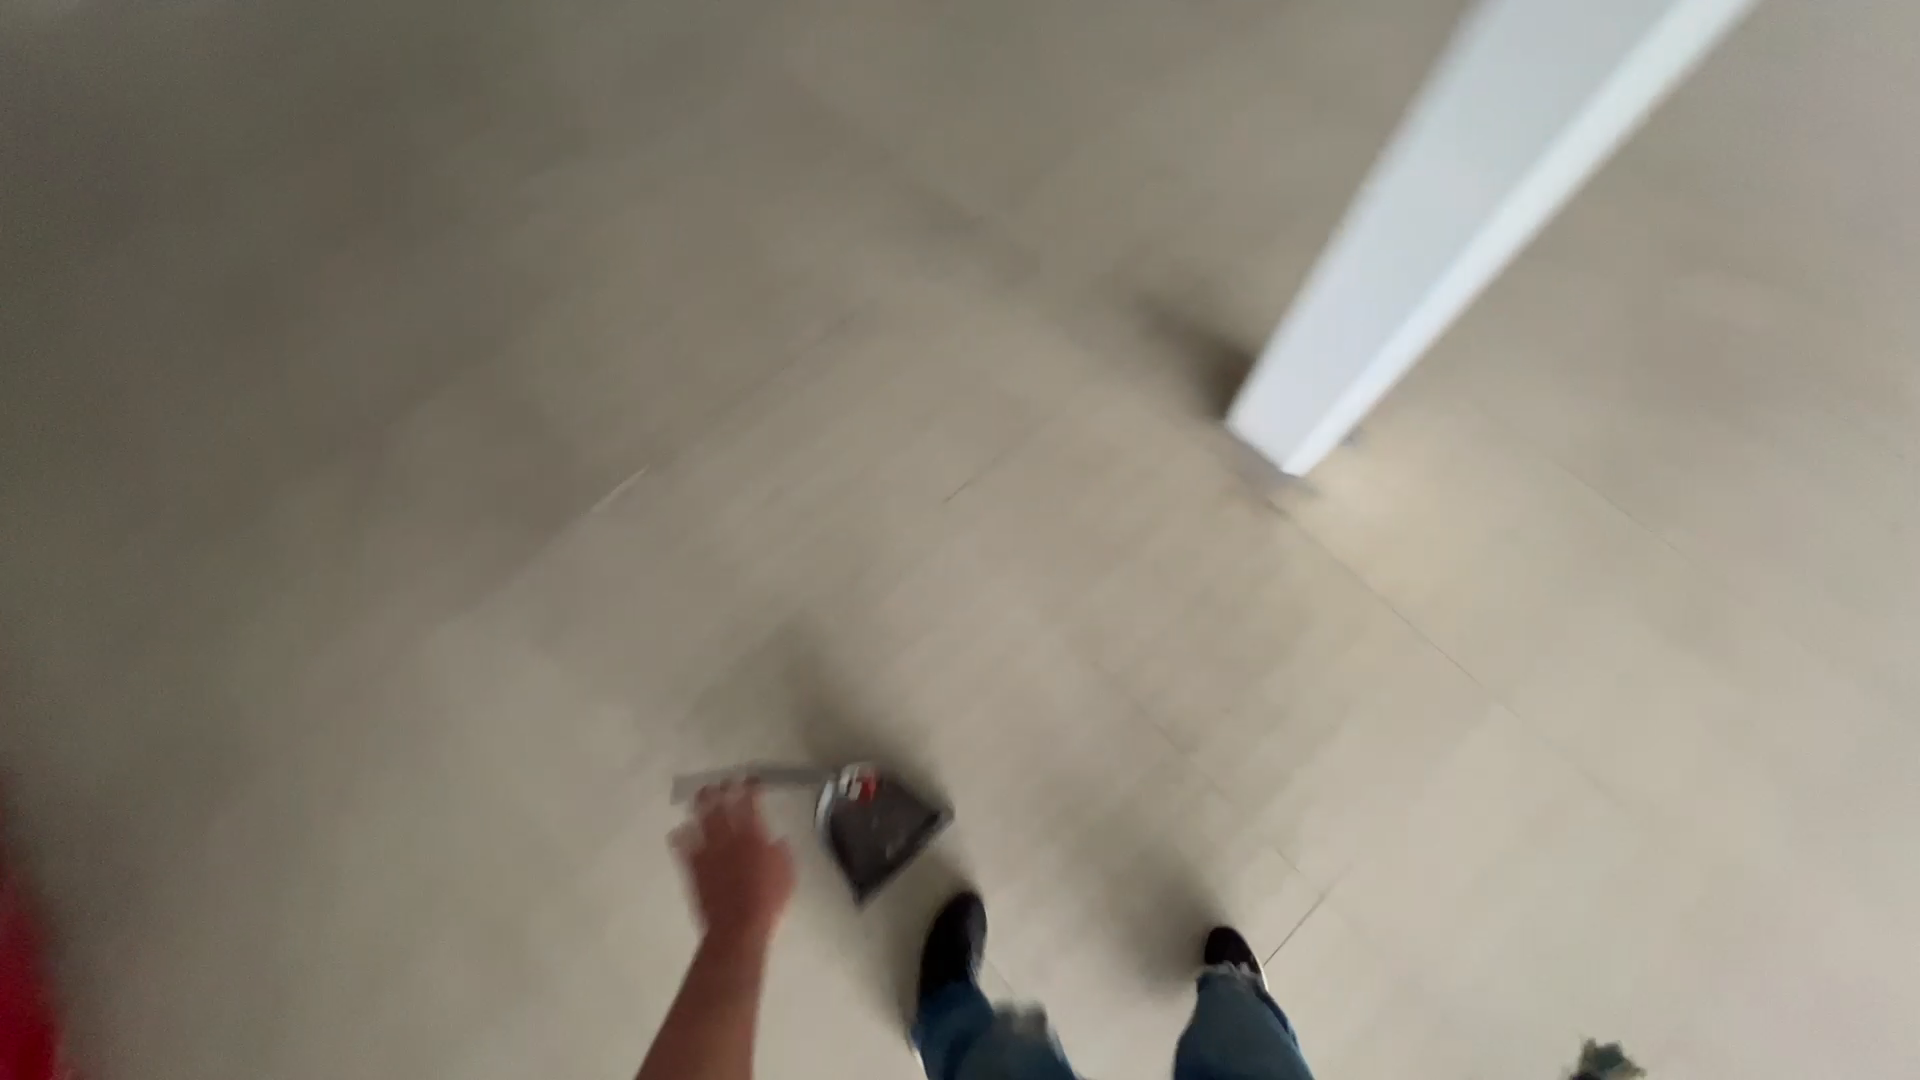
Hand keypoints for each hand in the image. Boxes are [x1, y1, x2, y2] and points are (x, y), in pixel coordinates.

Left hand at [672, 783, 795, 945]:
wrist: (738, 927)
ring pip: (700, 820)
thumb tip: (775, 839)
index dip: (750, 787)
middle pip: (721, 804)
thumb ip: (781, 851)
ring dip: (700, 805)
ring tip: (701, 795)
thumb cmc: (768, 901)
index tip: (751, 779)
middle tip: (723, 782)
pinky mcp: (693, 867)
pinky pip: (682, 846)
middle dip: (722, 789)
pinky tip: (678, 831)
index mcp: (754, 835)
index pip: (750, 802)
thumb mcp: (787, 872)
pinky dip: (680, 836)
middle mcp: (729, 837)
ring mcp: (708, 851)